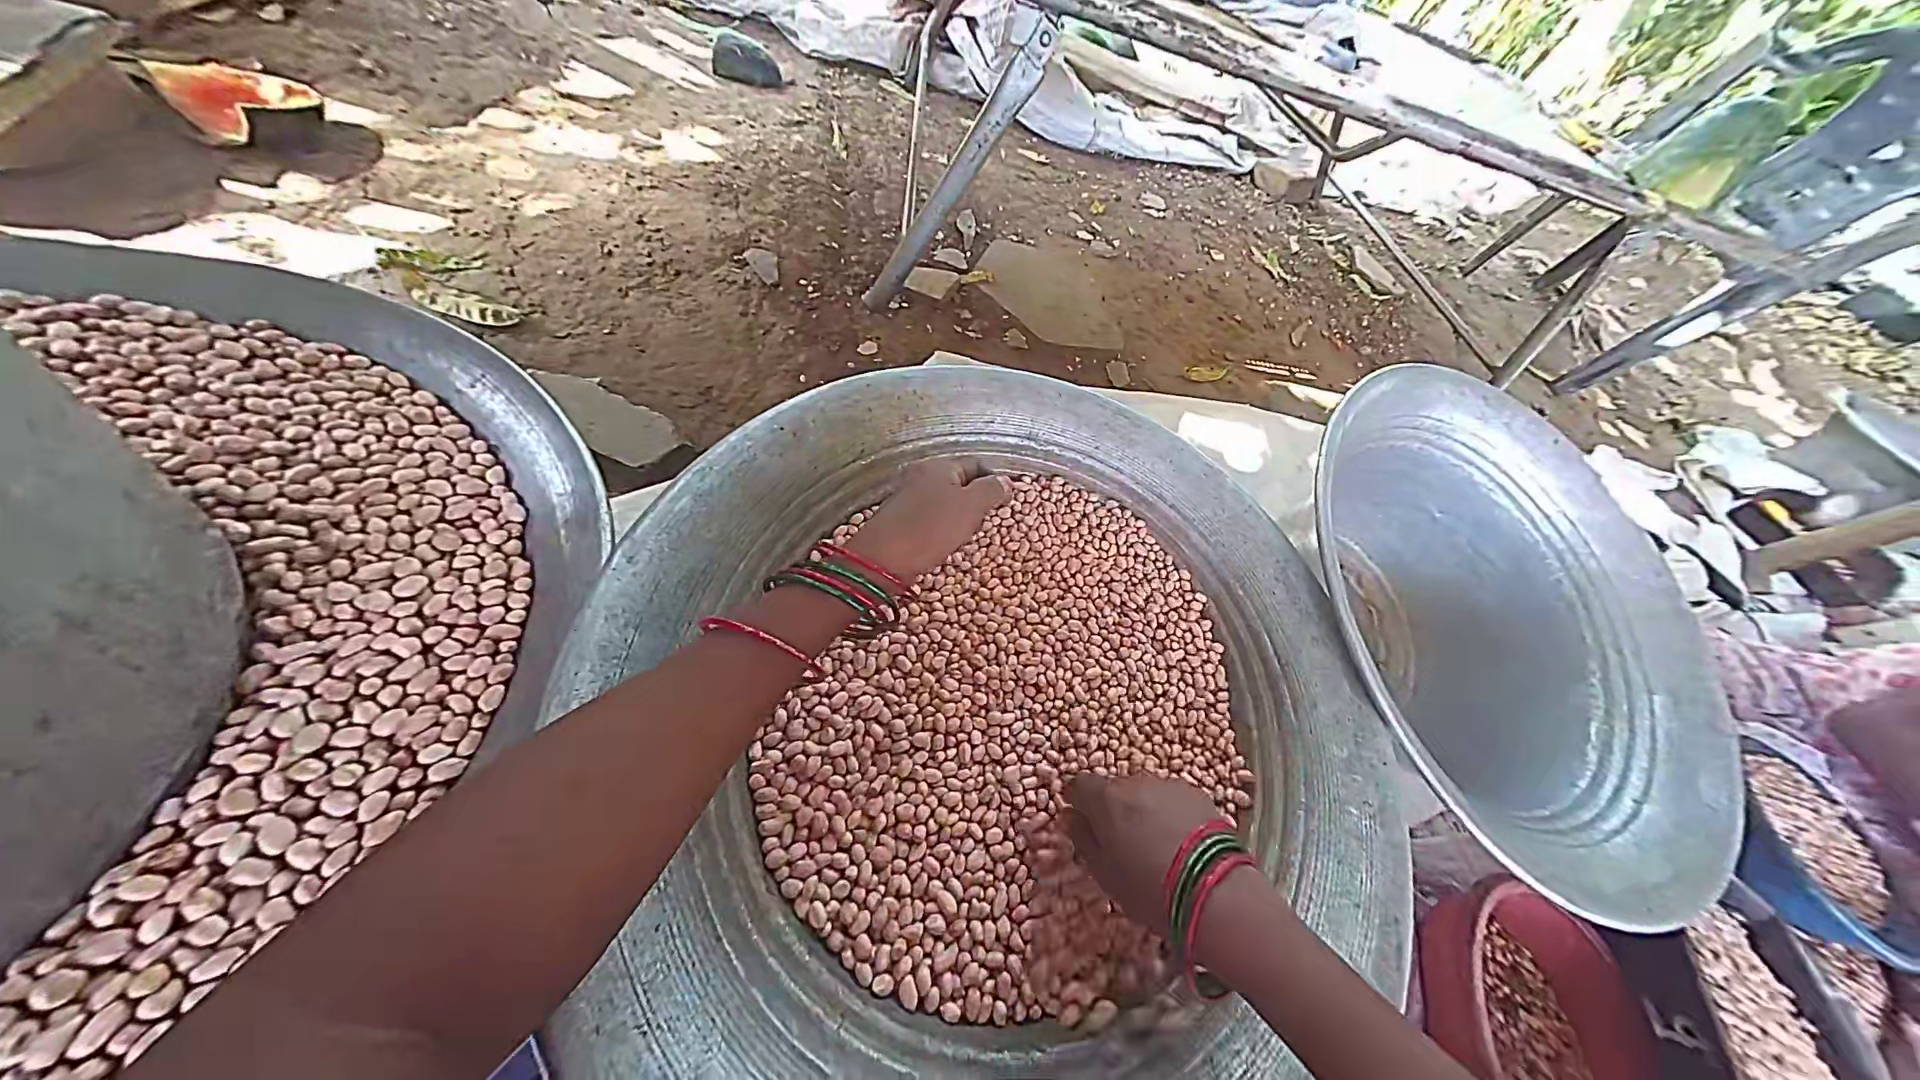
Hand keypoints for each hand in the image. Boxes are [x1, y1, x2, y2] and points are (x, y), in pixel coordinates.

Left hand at [843, 459, 1010, 583]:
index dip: (995, 481)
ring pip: (944, 504)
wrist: (880, 561)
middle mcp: (919, 477)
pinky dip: (943, 530)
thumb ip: (991, 491)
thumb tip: (1006, 482)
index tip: (1008, 502)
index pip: (976, 465)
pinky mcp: (899, 523)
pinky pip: (930, 521)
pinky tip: (946, 545)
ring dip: (960, 518)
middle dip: (977, 502)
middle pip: (959, 484)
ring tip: (971, 536)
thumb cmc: (929, 530)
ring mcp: (907, 500)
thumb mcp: (970, 507)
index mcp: (938, 466)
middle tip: (991, 521)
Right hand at [1062, 773, 1236, 937]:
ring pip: (1144, 793)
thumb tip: (1069, 816)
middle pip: (1114, 788)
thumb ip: (1082, 838)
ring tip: (1156, 847)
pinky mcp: (1197, 794)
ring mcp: (1168, 785)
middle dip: (1113, 809)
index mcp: (1105, 798)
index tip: (1084, 823)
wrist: (1217, 894)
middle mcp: (1134, 782)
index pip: (1080, 784)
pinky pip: (1171, 799)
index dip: (1079, 802)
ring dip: (1142, 810)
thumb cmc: (1149, 889)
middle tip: (1123, 844)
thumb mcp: (1104, 873)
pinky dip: (1169, 814)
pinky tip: (1180, 844)